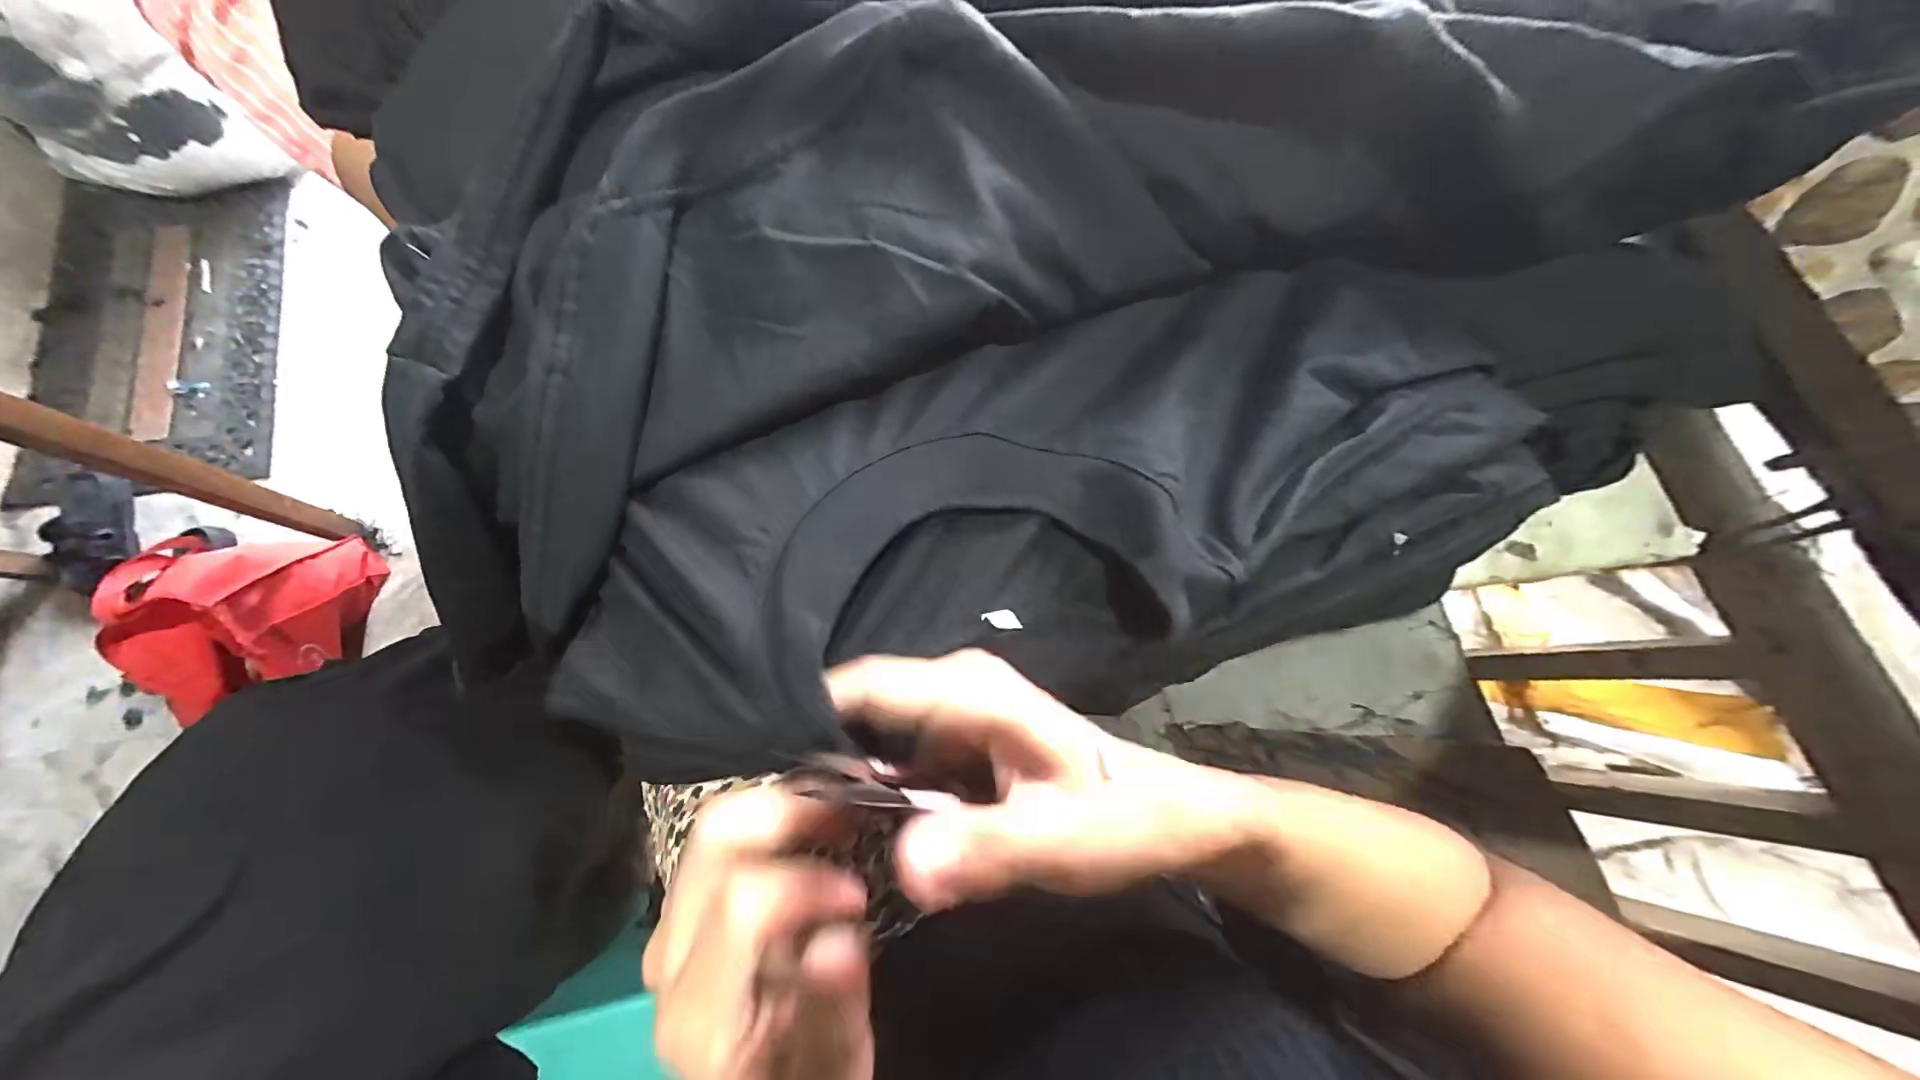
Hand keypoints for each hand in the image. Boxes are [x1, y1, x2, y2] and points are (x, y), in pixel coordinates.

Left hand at [642, 786, 873, 1079]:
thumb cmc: (804, 1079)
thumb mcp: (831, 1063)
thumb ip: (832, 1005)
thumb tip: (842, 942)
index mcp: (703, 1010)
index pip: (745, 904)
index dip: (809, 884)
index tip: (858, 896)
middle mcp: (670, 960)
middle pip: (715, 840)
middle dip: (791, 808)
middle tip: (849, 815)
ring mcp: (669, 929)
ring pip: (712, 826)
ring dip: (781, 804)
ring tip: (835, 813)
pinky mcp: (683, 912)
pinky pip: (717, 839)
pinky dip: (770, 817)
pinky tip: (812, 825)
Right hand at [826, 649, 1270, 910]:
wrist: (1161, 812)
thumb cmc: (1120, 815)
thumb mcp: (1063, 838)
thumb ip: (991, 849)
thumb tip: (905, 863)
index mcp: (972, 689)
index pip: (867, 685)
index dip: (812, 723)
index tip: (772, 784)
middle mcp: (954, 686)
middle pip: (862, 713)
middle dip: (824, 765)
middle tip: (792, 829)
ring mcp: (955, 713)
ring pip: (877, 740)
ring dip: (849, 786)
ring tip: (816, 840)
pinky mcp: (957, 742)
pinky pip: (899, 761)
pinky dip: (879, 795)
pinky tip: (865, 836)